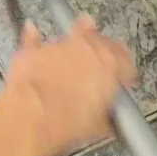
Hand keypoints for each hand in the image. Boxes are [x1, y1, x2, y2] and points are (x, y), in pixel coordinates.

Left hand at [0, 14, 135, 155]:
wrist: (33, 114)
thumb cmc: (70, 121)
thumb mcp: (99, 125)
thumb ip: (107, 112)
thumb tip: (106, 119)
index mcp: (109, 63)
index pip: (125, 60)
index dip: (124, 72)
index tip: (122, 81)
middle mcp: (85, 47)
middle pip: (100, 41)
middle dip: (102, 52)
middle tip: (99, 68)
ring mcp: (58, 45)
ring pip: (70, 38)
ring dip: (72, 48)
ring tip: (69, 64)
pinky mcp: (32, 49)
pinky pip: (34, 38)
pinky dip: (34, 36)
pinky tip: (32, 30)